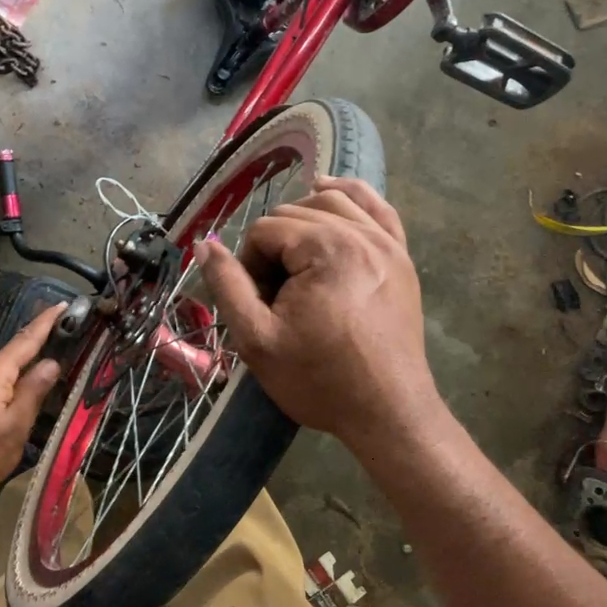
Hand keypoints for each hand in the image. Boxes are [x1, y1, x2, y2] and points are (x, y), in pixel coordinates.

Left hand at [0, 303, 64, 501]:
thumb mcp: (15, 425)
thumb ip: (34, 391)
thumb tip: (52, 362)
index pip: (27, 339)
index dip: (46, 322)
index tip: (64, 303)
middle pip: (14, 352)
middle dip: (37, 342)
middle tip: (63, 334)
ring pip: (3, 370)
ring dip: (23, 365)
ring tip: (45, 367)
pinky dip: (11, 381)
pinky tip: (17, 394)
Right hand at [195, 176, 438, 450]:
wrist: (388, 415)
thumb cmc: (319, 380)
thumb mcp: (256, 339)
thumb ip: (227, 284)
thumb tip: (204, 244)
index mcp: (326, 250)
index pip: (265, 230)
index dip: (250, 265)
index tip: (258, 305)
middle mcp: (361, 236)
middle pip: (294, 215)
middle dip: (274, 249)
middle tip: (273, 297)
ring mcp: (388, 245)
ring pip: (331, 202)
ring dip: (301, 221)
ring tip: (290, 261)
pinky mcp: (402, 259)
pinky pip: (377, 207)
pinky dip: (351, 194)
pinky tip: (328, 190)